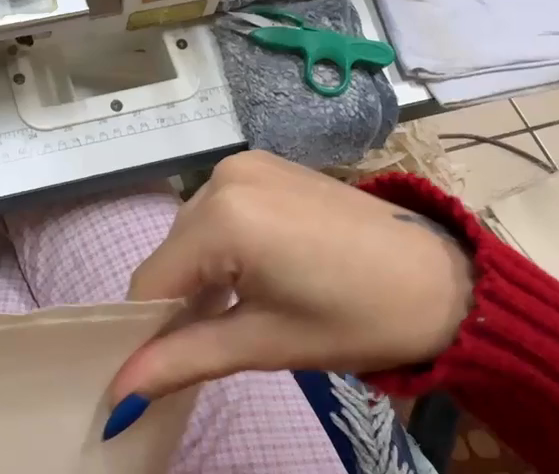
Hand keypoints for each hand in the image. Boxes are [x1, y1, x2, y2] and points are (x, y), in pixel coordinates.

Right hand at [108, 152, 473, 405]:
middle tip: (213, 341)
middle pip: (173, 252)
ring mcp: (243, 163)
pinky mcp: (262, 163)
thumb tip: (118, 394)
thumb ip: (185, 359)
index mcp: (222, 218)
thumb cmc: (357, 319)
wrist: (440, 281)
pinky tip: (256, 270)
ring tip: (241, 306)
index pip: (152, 280)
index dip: (148, 327)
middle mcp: (222, 176)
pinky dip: (223, 241)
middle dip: (181, 299)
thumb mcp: (267, 344)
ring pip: (193, 230)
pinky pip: (219, 207)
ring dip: (202, 270)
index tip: (156, 366)